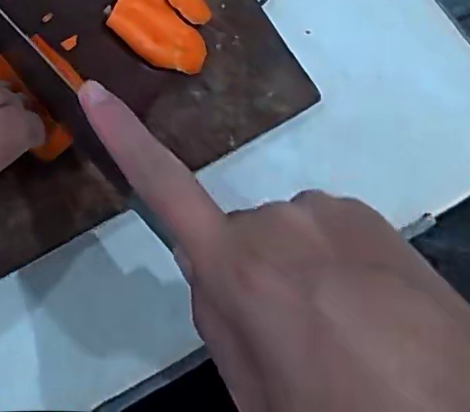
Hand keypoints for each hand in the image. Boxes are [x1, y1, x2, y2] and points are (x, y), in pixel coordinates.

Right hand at [79, 81, 469, 411]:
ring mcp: (322, 211)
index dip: (123, 138)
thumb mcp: (264, 405)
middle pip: (233, 244)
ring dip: (297, 275)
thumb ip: (222, 334)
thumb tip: (212, 279)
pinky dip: (335, 265)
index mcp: (237, 271)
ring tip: (350, 342)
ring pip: (282, 239)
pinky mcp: (364, 212)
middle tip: (298, 350)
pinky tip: (377, 317)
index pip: (162, 189)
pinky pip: (324, 233)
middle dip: (247, 281)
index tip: (92, 89)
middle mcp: (273, 222)